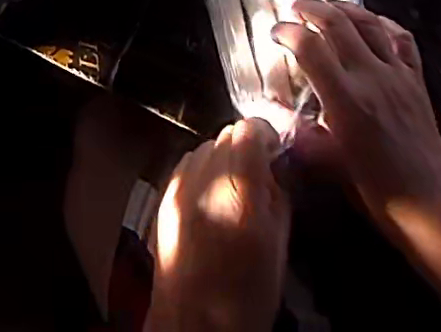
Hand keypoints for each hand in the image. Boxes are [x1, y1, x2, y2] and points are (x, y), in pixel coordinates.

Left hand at [147, 118, 289, 331]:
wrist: (194, 330)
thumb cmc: (245, 296)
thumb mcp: (279, 244)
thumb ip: (278, 193)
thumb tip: (275, 165)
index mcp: (238, 190)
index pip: (249, 128)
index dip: (266, 135)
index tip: (275, 151)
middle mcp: (203, 180)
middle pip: (226, 134)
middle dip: (245, 147)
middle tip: (259, 174)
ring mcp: (177, 187)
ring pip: (205, 146)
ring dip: (222, 157)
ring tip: (234, 188)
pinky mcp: (162, 198)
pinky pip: (187, 165)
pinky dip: (202, 171)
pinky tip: (212, 198)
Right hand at [274, 0, 440, 238]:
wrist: (430, 206)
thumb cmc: (376, 193)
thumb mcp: (329, 166)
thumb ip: (303, 137)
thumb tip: (278, 119)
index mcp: (346, 100)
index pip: (310, 47)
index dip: (288, 32)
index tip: (276, 31)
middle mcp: (372, 78)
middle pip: (337, 23)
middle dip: (311, 8)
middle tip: (295, 8)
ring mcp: (397, 75)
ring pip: (369, 23)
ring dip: (343, 7)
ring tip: (326, 5)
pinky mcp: (416, 79)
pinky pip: (401, 38)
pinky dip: (383, 23)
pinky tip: (371, 22)